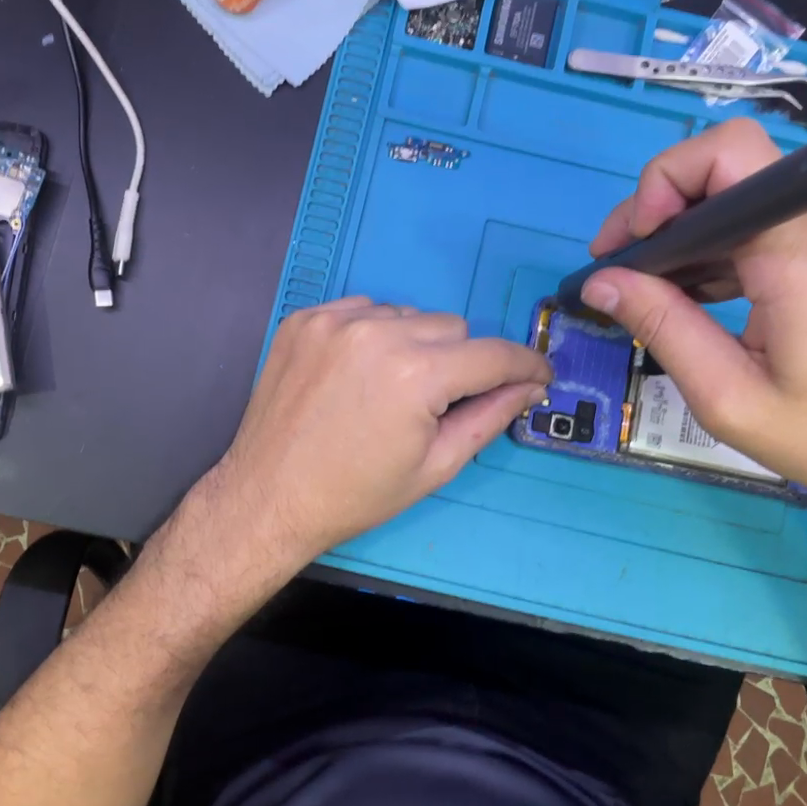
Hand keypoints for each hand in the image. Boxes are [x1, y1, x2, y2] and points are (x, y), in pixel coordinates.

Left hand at [209, 298, 551, 566]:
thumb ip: (490, 416)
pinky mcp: (304, 319)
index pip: (493, 354)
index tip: (537, 377)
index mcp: (416, 374)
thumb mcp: (436, 466)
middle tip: (438, 403)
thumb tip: (529, 386)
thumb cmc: (356, 494)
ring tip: (389, 389)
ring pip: (407, 315)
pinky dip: (372, 335)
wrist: (269, 496)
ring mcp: (335, 320)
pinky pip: (363, 310)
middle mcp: (377, 332)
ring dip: (414, 344)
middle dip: (459, 362)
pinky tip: (357, 373)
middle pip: (451, 327)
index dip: (524, 366)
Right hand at [580, 118, 806, 545]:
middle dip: (667, 212)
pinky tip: (716, 294)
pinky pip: (790, 221)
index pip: (725, 154)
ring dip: (702, 234)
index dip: (662, 182)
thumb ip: (661, 328)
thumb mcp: (731, 399)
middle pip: (734, 171)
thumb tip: (602, 282)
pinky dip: (741, 246)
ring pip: (759, 198)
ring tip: (664, 292)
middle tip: (626, 271)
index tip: (631, 247)